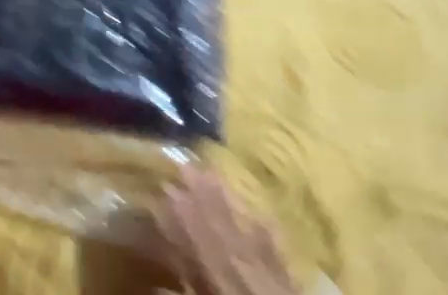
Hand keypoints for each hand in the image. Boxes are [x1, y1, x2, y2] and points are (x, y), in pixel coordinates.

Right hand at [152, 166, 297, 294]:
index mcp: (222, 283)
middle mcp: (248, 273)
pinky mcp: (292, 285)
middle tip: (187, 165)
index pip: (200, 243)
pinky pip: (277, 251)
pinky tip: (259, 214)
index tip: (168, 186)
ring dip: (230, 204)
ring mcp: (273, 276)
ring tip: (214, 175)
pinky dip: (266, 231)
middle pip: (223, 230)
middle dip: (203, 197)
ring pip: (247, 232)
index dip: (183, 215)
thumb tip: (155, 287)